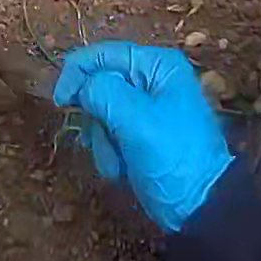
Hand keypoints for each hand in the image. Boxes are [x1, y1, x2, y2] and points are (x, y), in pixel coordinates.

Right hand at [53, 42, 233, 232]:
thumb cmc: (173, 156)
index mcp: (157, 65)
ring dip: (102, 140)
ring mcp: (144, 108)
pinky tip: (121, 170)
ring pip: (100, 112)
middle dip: (96, 117)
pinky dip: (109, 153)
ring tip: (117, 162)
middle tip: (103, 139)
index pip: (105, 54)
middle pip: (100, 84)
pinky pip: (108, 134)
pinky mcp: (138, 134)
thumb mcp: (137, 120)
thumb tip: (82, 86)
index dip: (78, 72)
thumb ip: (105, 93)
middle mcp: (151, 80)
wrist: (200, 206)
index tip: (61, 101)